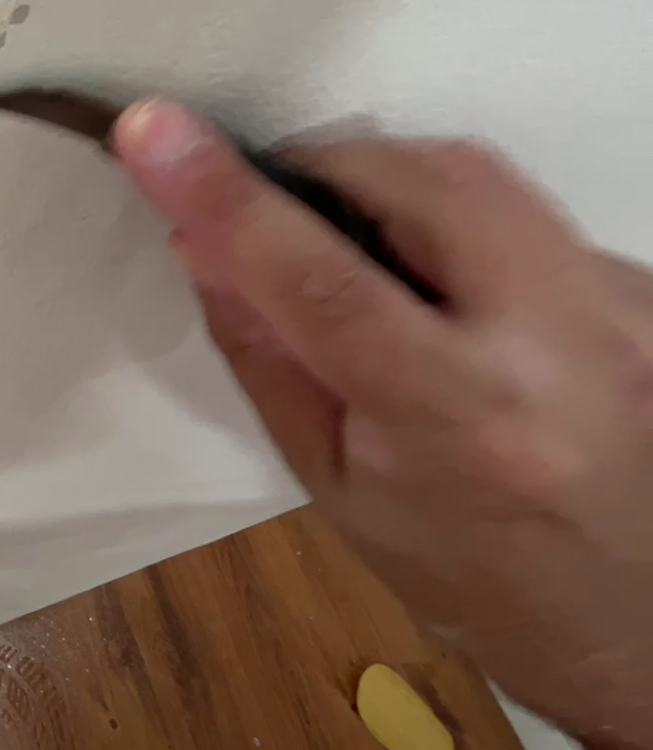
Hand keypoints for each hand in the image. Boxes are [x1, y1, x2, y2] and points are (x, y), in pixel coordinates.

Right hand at [111, 99, 652, 749]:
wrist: (644, 620)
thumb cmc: (455, 566)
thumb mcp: (324, 471)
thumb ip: (262, 349)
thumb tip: (197, 241)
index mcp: (465, 420)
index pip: (320, 281)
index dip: (222, 197)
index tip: (147, 130)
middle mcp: (572, 346)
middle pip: (423, 184)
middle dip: (314, 166)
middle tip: (255, 202)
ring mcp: (631, 306)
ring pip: (475, 175)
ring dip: (370, 181)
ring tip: (334, 243)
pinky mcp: (649, 283)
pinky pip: (510, 207)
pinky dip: (430, 216)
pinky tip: (426, 286)